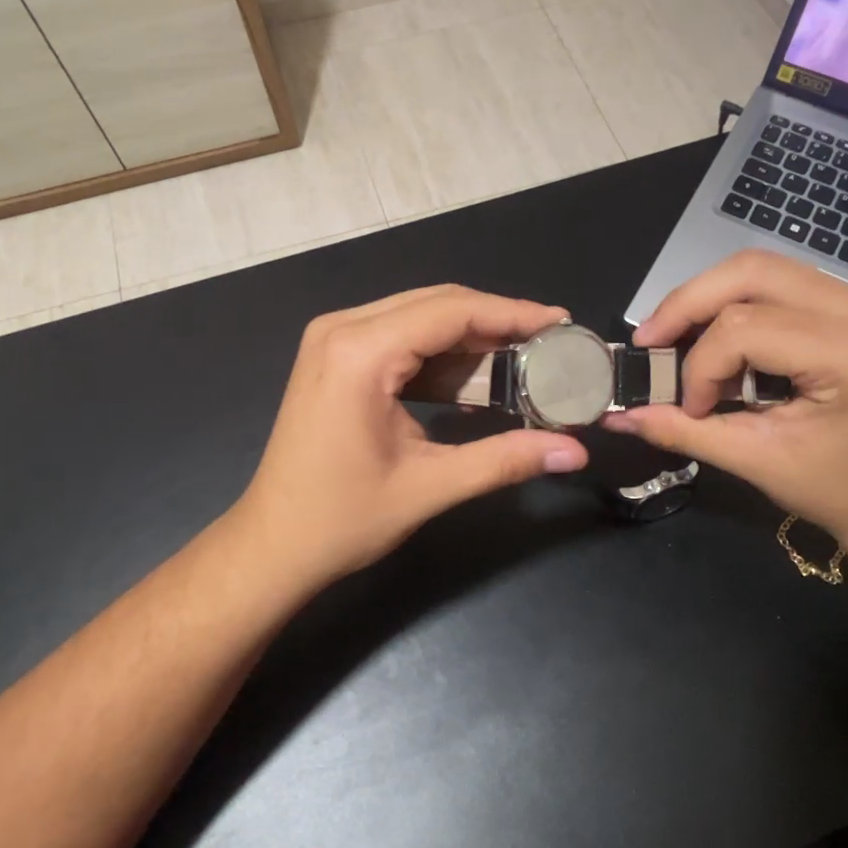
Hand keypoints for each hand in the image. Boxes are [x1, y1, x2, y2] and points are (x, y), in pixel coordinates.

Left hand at [226, 286, 588, 592]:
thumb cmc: (342, 519)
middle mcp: (342, 329)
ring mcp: (331, 340)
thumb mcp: (430, 487)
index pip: (451, 311)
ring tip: (524, 357)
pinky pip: (397, 334)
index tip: (561, 322)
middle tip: (550, 342)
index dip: (512, 313)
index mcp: (360, 352)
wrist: (273, 545)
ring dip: (469, 334)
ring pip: (417, 315)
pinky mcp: (332, 358)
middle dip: (495, 320)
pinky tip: (473, 374)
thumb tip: (575, 452)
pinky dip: (439, 350)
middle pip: (436, 303)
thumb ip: (505, 459)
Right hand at [603, 250, 847, 547]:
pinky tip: (713, 337)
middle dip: (687, 305)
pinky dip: (730, 303)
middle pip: (748, 272)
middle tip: (650, 342)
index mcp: (847, 351)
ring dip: (705, 300)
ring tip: (676, 339)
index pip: (743, 328)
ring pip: (756, 268)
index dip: (700, 366)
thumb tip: (619, 417)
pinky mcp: (845, 301)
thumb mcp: (754, 460)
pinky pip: (772, 281)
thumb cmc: (831, 484)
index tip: (690, 409)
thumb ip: (683, 431)